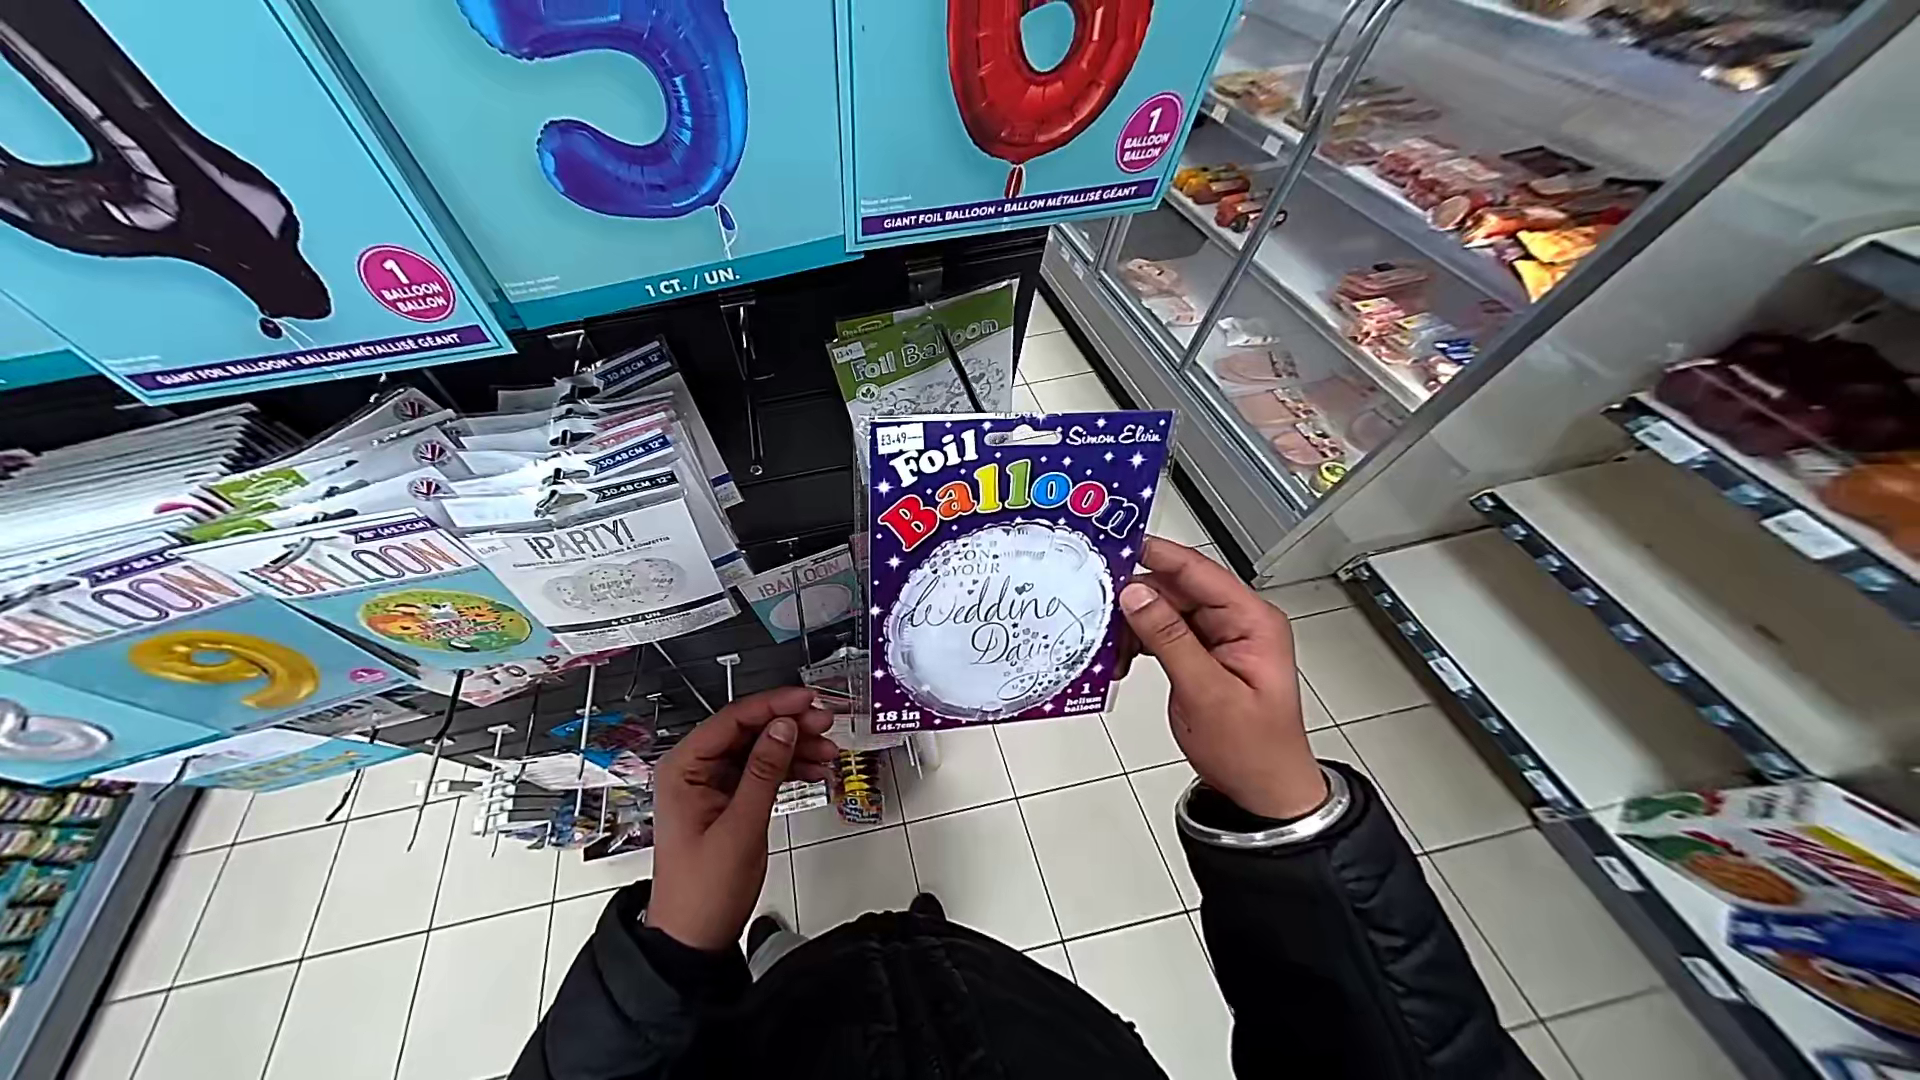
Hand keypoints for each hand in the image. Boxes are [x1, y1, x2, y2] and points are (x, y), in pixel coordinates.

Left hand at [645, 686, 837, 950]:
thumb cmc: (704, 890)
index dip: (774, 705)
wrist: (694, 940)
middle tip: (826, 724)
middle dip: (790, 725)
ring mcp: (714, 783)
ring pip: (761, 748)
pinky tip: (817, 771)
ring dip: (796, 747)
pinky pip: (764, 770)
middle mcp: (697, 769)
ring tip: (829, 752)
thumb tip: (784, 726)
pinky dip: (790, 769)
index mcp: (684, 768)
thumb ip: (764, 771)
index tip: (808, 701)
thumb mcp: (740, 826)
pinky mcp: (730, 798)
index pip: (733, 719)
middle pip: (750, 731)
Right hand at [1117, 538, 1326, 819]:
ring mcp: (1216, 637)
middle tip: (1099, 601)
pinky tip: (1120, 655)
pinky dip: (1138, 641)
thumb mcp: (1207, 692)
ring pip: (1163, 609)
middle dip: (1136, 595)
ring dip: (1133, 623)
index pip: (1199, 571)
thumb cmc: (1253, 749)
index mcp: (1252, 621)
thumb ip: (1169, 638)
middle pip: (1176, 588)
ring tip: (1108, 640)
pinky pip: (1161, 632)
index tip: (1119, 544)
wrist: (1261, 790)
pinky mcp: (1199, 653)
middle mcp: (1235, 622)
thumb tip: (1136, 594)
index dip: (1158, 555)